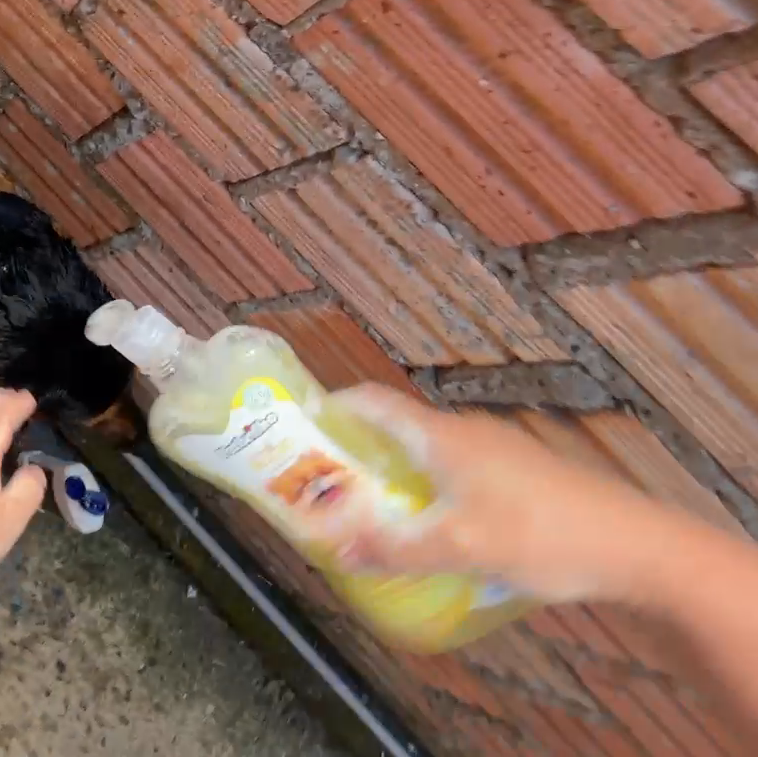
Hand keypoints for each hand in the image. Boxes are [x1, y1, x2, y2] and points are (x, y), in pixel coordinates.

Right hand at [313, 384, 664, 602]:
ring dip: (394, 468)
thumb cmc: (546, 535)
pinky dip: (430, 482)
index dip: (329, 404)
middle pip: (394, 426)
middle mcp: (463, 431)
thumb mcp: (461, 548)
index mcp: (439, 434)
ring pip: (427, 449)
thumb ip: (395, 549)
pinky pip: (457, 466)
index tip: (299, 423)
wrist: (653, 554)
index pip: (369, 399)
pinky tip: (435, 520)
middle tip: (327, 476)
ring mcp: (498, 449)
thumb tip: (336, 552)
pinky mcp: (524, 471)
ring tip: (372, 502)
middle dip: (356, 447)